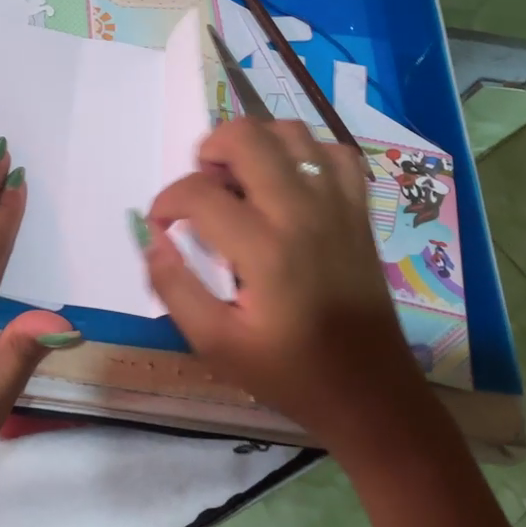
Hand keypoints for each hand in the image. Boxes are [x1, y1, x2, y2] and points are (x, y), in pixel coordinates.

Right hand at [143, 119, 522, 526]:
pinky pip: (333, 153)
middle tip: (203, 187)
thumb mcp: (216, 346)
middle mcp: (303, 213)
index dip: (167, 202)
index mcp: (266, 250)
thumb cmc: (290, 373)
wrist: (371, 395)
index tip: (163, 226)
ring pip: (291, 131)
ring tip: (241, 181)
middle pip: (247, 136)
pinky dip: (305, 154)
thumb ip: (175, 288)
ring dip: (256, 145)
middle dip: (209, 150)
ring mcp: (337, 205)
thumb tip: (154, 239)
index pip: (199, 193)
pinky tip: (290, 183)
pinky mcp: (359, 210)